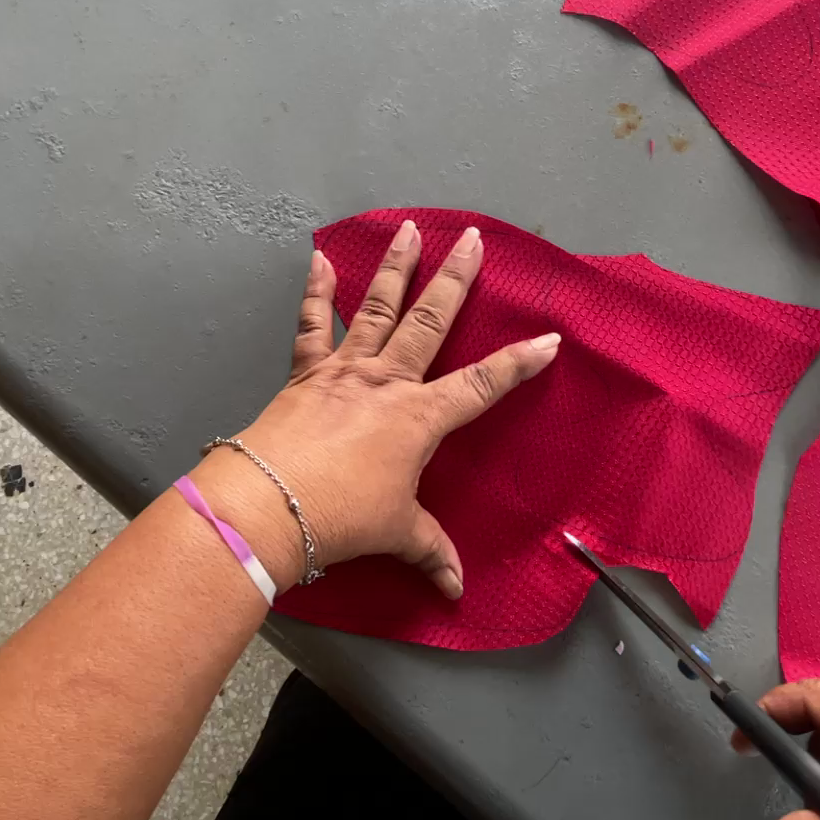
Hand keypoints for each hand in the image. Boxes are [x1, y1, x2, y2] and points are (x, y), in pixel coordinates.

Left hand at [190, 219, 559, 597]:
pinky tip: (321, 259)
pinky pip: (314, 324)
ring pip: (378, 309)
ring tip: (410, 229)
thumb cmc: (342, 517)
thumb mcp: (396, 534)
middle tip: (473, 240)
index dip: (518, 363)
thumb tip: (457, 590)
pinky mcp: (307, 372)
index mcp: (419, 418)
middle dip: (456, 279)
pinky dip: (318, 292)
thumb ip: (431, 551)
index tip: (548, 339)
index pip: (482, 385)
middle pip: (430, 321)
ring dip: (396, 268)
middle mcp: (387, 382)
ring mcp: (345, 370)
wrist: (271, 506)